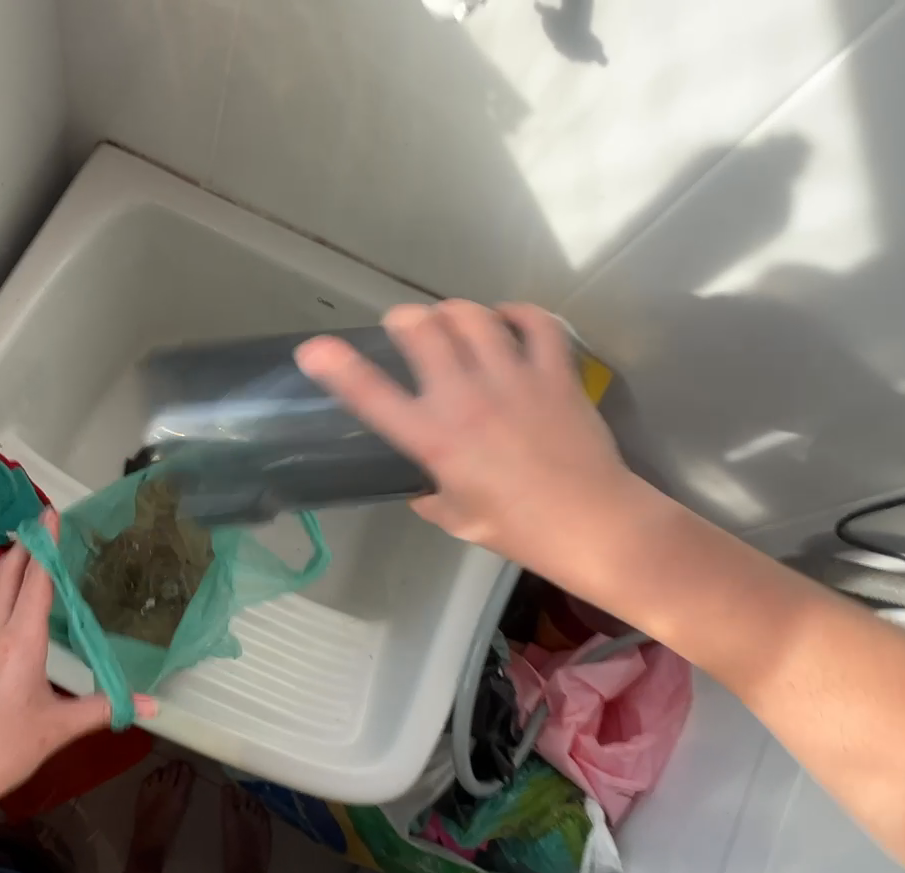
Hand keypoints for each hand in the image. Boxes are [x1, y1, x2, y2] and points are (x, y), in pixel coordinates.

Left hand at [0, 508, 155, 828]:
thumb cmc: (3, 749)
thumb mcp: (59, 729)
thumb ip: (103, 709)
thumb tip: (151, 705)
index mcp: (20, 642)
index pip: (35, 582)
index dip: (46, 547)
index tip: (52, 515)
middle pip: (4, 578)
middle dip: (22, 547)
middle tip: (40, 524)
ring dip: (3, 566)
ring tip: (19, 550)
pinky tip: (2, 601)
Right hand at [295, 301, 633, 560]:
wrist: (590, 523)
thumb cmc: (515, 528)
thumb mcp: (453, 517)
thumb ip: (426, 492)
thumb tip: (419, 481)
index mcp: (433, 440)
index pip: (372, 396)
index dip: (337, 368)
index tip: (314, 350)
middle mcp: (466, 400)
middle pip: (425, 331)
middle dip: (405, 319)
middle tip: (402, 325)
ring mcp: (514, 380)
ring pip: (474, 317)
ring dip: (453, 312)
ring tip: (449, 320)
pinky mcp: (555, 373)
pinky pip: (536, 322)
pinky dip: (516, 313)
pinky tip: (506, 320)